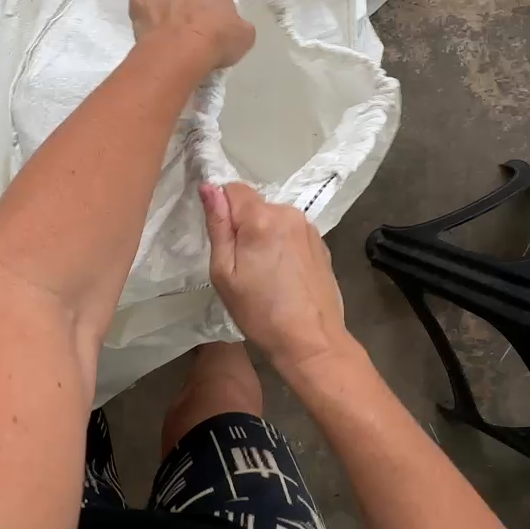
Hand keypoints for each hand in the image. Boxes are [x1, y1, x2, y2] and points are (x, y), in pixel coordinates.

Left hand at [128, 0, 254, 71]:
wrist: (177, 52)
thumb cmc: (215, 40)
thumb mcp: (244, 34)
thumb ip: (238, 21)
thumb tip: (230, 25)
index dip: (217, 0)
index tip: (216, 18)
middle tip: (193, 22)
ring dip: (169, 1)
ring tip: (171, 28)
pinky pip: (145, 1)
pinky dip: (148, 12)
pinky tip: (154, 29)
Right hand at [199, 181, 349, 374]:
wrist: (312, 342)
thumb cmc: (260, 312)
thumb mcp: (225, 273)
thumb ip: (218, 225)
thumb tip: (209, 187)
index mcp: (261, 218)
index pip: (233, 188)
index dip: (222, 210)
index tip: (225, 240)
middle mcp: (288, 213)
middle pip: (254, 205)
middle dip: (243, 226)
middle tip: (243, 265)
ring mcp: (308, 227)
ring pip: (272, 218)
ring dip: (264, 235)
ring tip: (265, 273)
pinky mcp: (320, 242)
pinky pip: (290, 232)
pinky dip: (282, 244)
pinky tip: (284, 275)